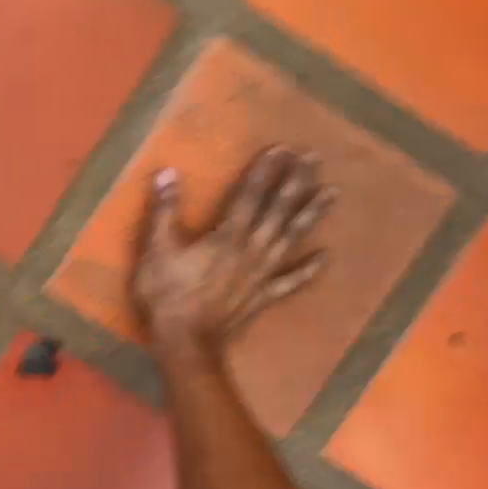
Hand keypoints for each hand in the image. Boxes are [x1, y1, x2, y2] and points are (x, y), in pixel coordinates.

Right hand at [133, 146, 332, 347]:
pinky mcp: (264, 295)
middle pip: (277, 211)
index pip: (249, 196)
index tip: (281, 149)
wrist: (186, 340)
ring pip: (292, 238)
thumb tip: (168, 173)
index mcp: (226, 235)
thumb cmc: (167, 292)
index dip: (264, 171)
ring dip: (310, 214)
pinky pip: (293, 279)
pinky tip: (326, 256)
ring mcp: (262, 273)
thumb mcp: (156, 248)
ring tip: (331, 192)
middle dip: (295, 182)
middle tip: (314, 158)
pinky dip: (310, 268)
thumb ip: (165, 211)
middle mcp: (252, 249)